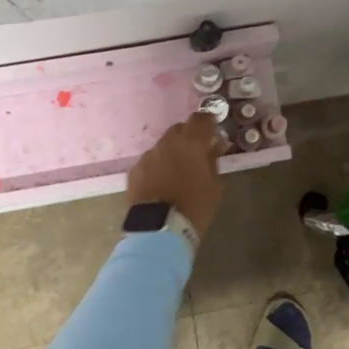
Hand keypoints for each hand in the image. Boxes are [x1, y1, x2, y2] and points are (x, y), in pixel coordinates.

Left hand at [126, 113, 224, 237]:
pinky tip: (161, 184)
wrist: (160, 229)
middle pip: (179, 129)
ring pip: (163, 146)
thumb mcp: (214, 185)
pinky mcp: (135, 170)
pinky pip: (150, 162)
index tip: (212, 129)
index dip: (207, 121)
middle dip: (188, 137)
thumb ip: (212, 161)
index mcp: (191, 143)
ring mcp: (148, 156)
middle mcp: (167, 143)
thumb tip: (212, 148)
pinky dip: (157, 167)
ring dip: (171, 153)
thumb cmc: (195, 207)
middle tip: (195, 153)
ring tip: (176, 172)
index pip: (200, 119)